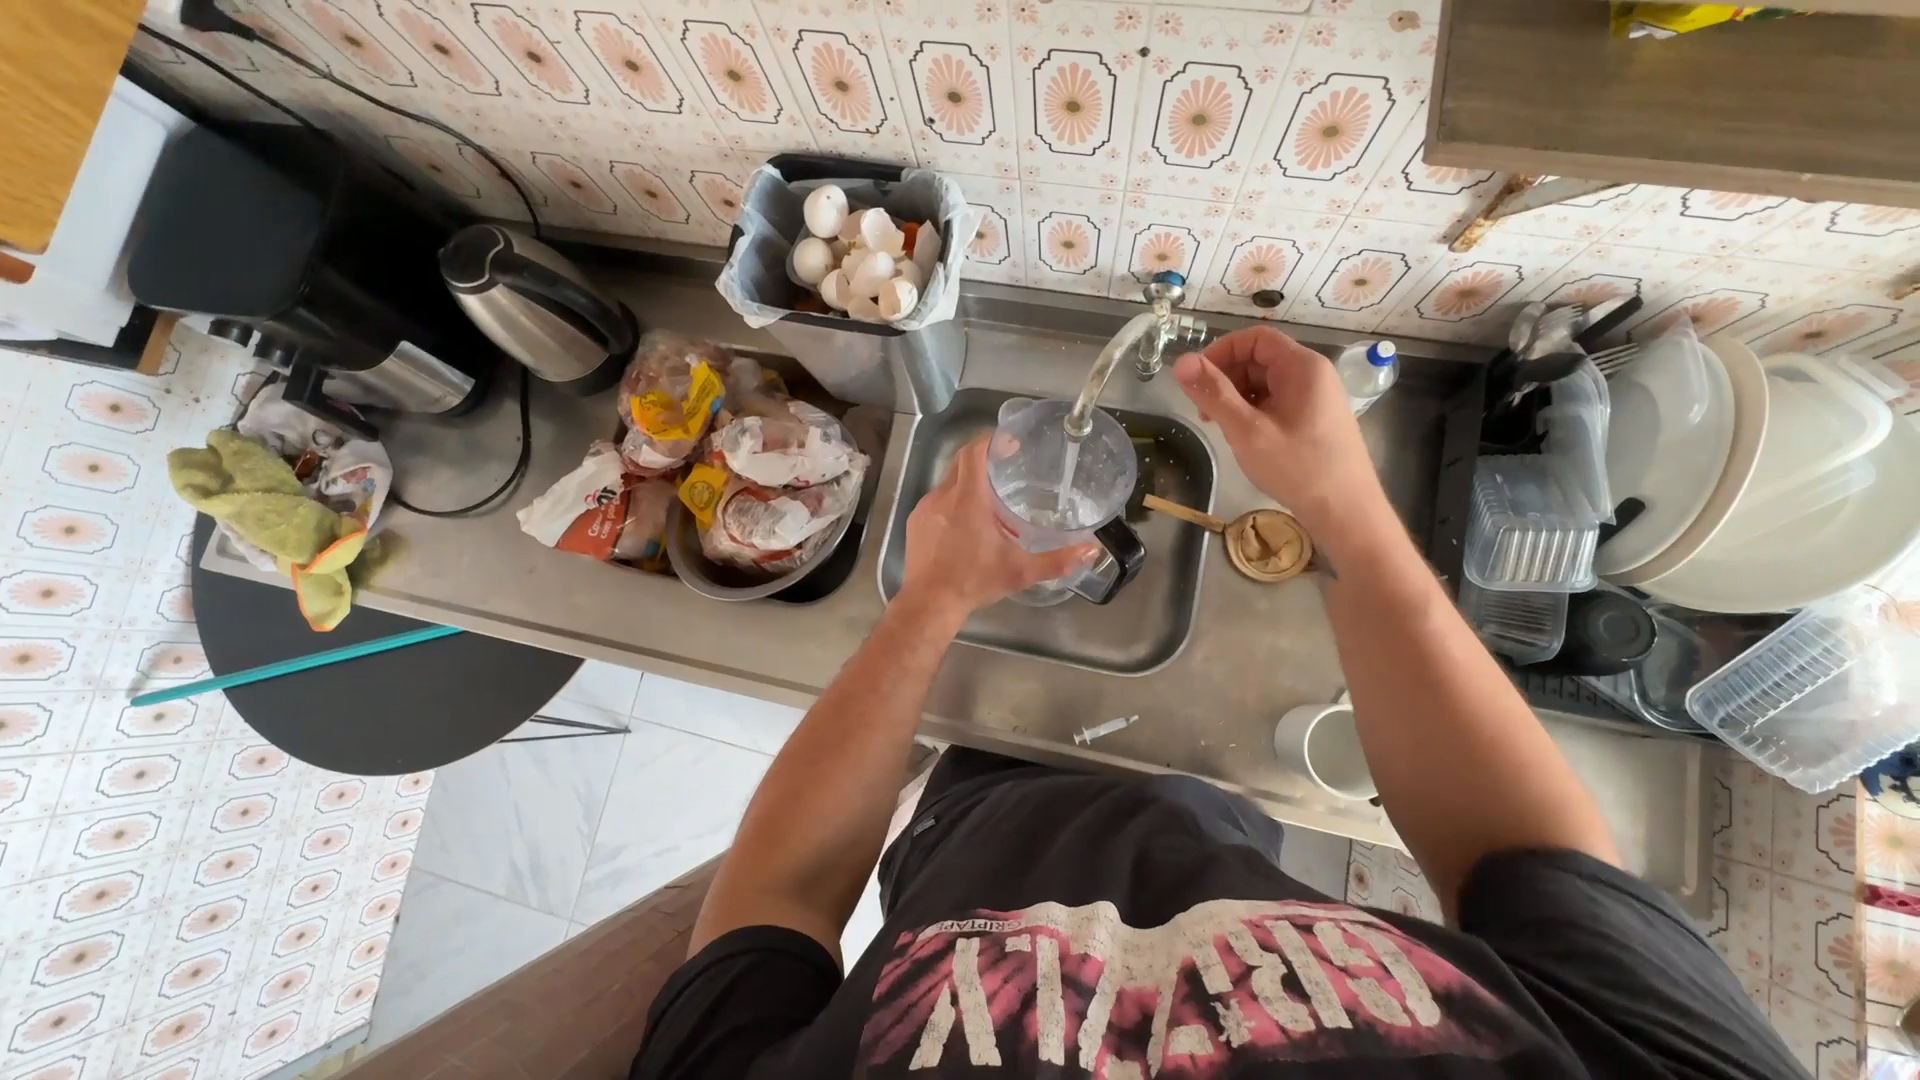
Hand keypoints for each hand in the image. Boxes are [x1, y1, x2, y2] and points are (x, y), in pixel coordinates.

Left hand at [899, 437, 1094, 622]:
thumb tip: (1091, 551)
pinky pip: (936, 502)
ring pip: (948, 483)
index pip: (974, 452)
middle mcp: (943, 497)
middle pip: (960, 463)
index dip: (990, 441)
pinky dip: (953, 502)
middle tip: (1005, 466)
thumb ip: (1057, 560)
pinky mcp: (915, 524)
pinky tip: (966, 524)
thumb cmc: (973, 581)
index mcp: (967, 499)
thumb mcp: (1020, 572)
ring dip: (968, 483)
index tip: (1009, 442)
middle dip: (982, 459)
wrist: (929, 603)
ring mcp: (925, 510)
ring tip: (990, 499)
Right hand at [1172, 327, 1382, 529]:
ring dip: (1237, 398)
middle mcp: (1313, 374)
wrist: (1346, 510)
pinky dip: (1254, 412)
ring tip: (1222, 429)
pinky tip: (1245, 438)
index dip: (1220, 352)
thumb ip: (1213, 393)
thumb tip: (1181, 362)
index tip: (1196, 380)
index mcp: (1302, 366)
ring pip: (1266, 382)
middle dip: (1226, 378)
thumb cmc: (1297, 467)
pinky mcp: (1316, 418)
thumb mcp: (1247, 431)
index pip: (1255, 338)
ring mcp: (1317, 397)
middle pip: (1260, 359)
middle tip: (1204, 412)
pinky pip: (1278, 401)